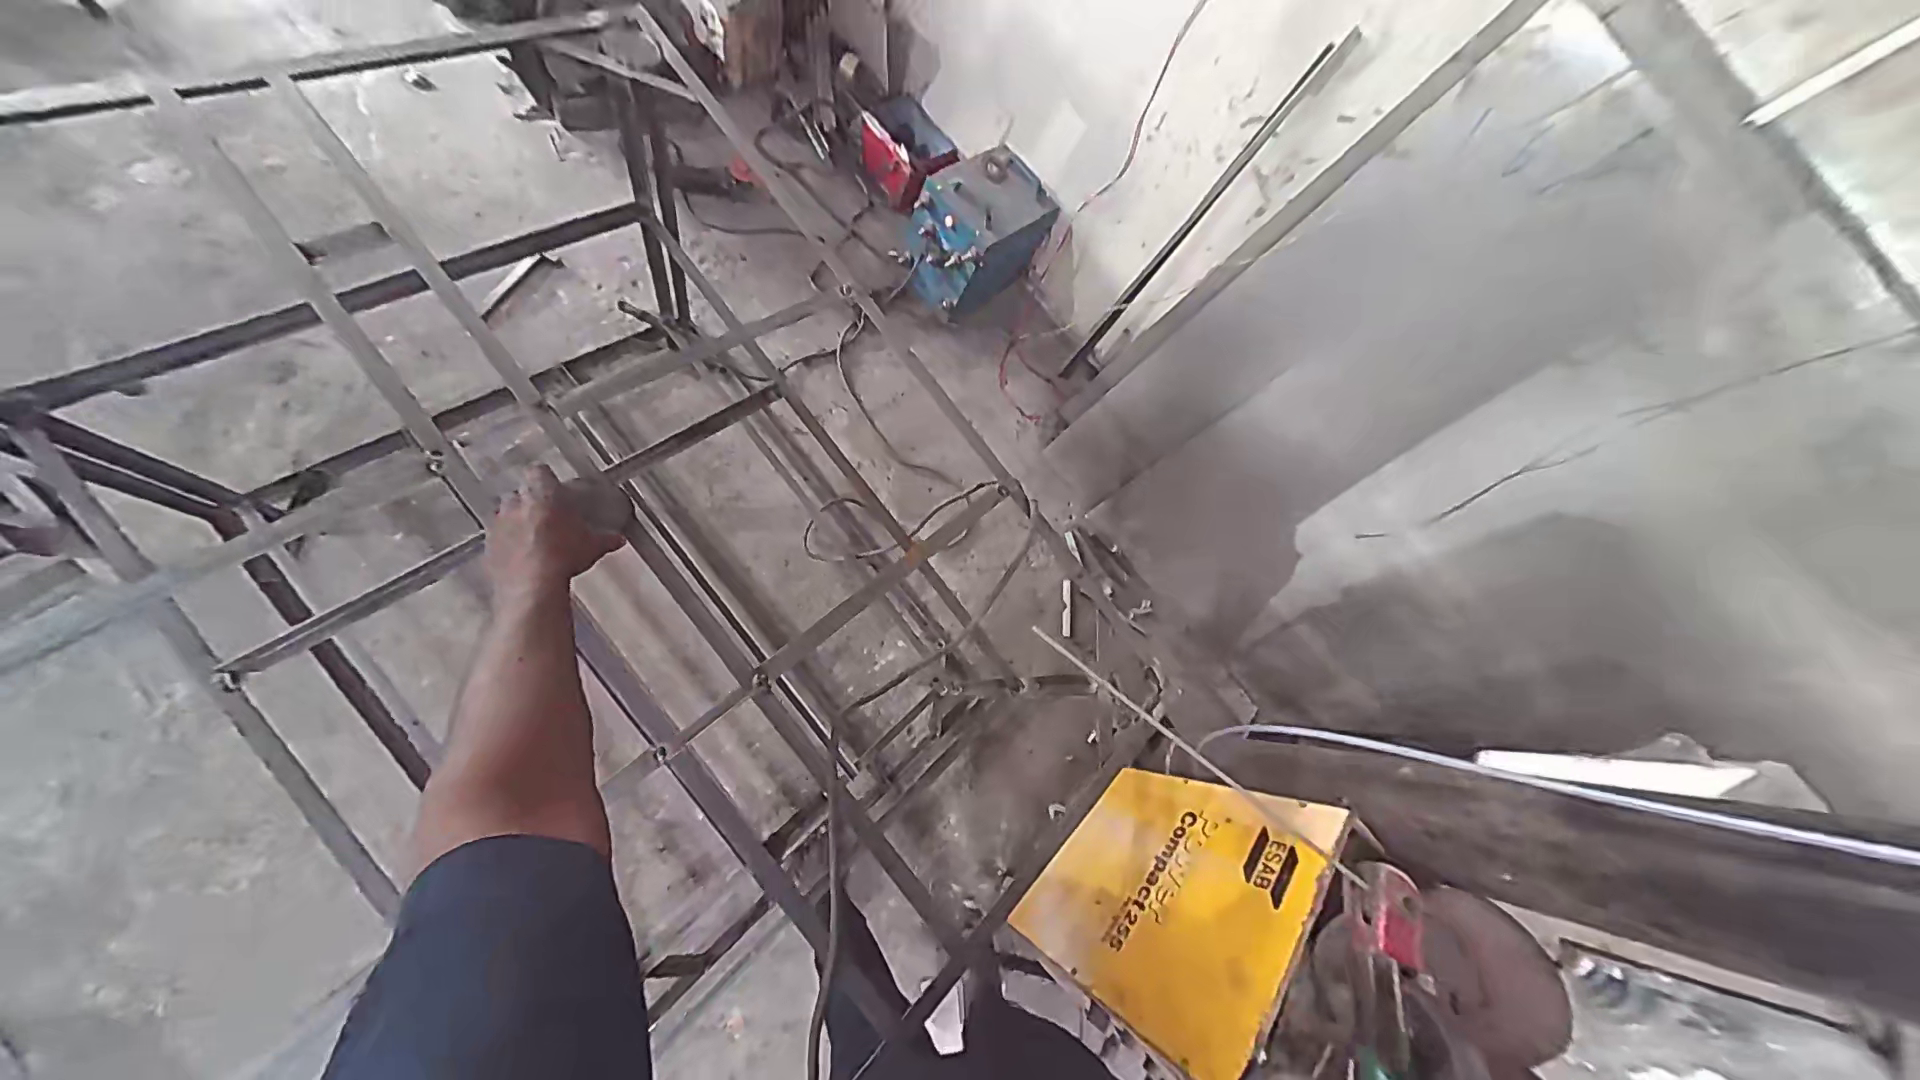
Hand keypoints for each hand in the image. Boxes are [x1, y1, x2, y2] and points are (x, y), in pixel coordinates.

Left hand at [484, 465, 623, 604]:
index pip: (538, 472)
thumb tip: (616, 540)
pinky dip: (507, 544)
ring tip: (533, 537)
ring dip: (516, 522)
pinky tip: (522, 556)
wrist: (533, 584)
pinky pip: (496, 539)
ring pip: (505, 514)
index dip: (545, 478)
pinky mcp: (488, 545)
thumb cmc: (562, 556)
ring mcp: (498, 524)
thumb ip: (605, 539)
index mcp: (543, 495)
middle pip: (520, 493)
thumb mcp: (593, 546)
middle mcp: (516, 504)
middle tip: (547, 515)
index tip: (552, 485)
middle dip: (531, 502)